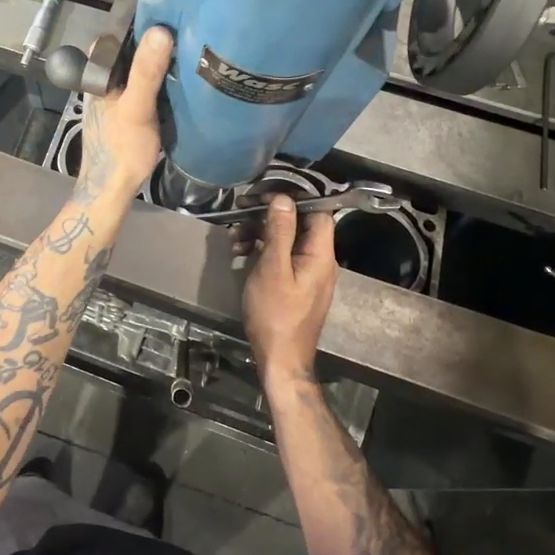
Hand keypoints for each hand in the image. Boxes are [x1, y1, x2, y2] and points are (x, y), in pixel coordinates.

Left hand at [77, 26, 174, 200]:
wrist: (113, 189)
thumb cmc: (121, 148)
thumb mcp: (136, 107)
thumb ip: (146, 72)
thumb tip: (160, 31)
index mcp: (97, 73)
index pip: (117, 34)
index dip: (141, 21)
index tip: (172, 11)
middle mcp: (104, 79)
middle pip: (131, 49)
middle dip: (155, 40)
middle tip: (190, 29)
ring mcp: (117, 94)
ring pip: (140, 67)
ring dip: (161, 60)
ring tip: (192, 48)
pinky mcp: (130, 108)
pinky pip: (148, 84)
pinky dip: (163, 79)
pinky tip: (183, 77)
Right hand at [243, 195, 337, 387]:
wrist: (280, 359)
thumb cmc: (276, 314)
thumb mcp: (273, 268)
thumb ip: (280, 231)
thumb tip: (283, 198)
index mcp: (321, 254)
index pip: (318, 212)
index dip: (294, 198)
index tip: (265, 194)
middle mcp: (319, 261)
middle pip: (299, 224)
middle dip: (269, 215)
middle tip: (241, 211)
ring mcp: (308, 274)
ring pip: (287, 240)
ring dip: (260, 233)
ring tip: (233, 236)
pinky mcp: (295, 284)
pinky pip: (282, 257)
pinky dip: (262, 251)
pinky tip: (240, 253)